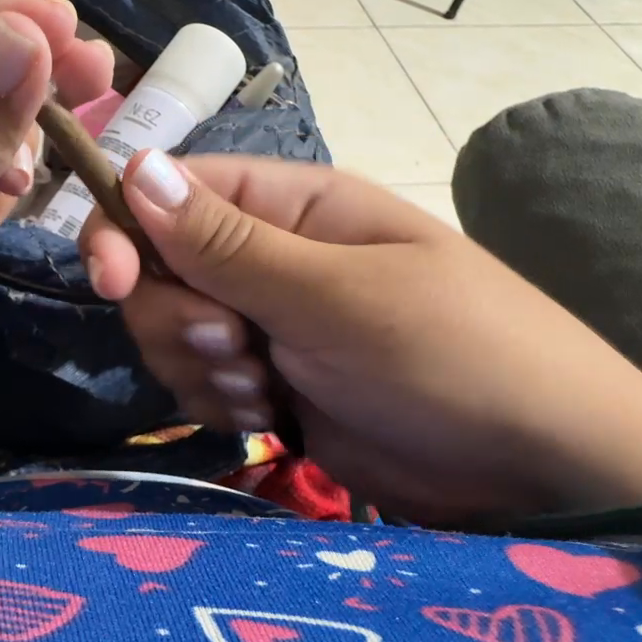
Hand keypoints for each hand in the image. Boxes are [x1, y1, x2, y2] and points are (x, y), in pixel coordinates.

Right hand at [81, 152, 641, 521]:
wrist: (532, 473)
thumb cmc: (452, 357)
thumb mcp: (334, 296)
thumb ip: (227, 244)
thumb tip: (137, 168)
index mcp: (289, 207)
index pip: (169, 194)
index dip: (124, 231)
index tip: (110, 283)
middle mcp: (266, 258)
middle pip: (157, 273)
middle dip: (178, 320)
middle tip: (238, 347)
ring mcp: (263, 324)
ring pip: (170, 335)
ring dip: (200, 369)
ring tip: (269, 390)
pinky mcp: (264, 383)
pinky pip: (196, 383)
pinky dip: (218, 403)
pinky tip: (272, 417)